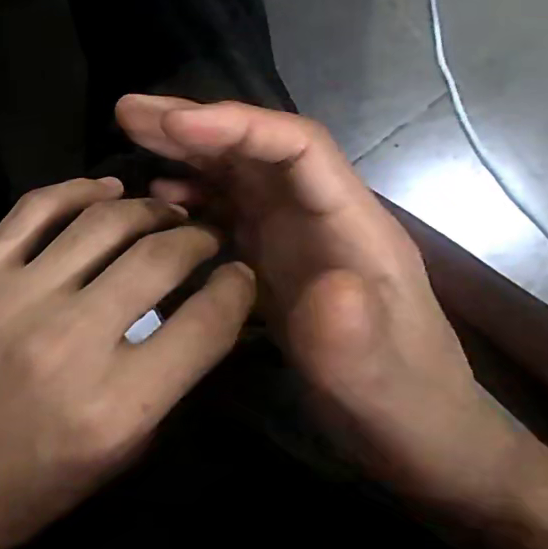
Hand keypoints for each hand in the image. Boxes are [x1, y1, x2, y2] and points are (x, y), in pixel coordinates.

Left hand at [0, 176, 255, 548]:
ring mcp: (13, 299)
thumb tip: (201, 306)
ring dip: (145, 209)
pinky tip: (104, 191)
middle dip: (196, 240)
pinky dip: (77, 191)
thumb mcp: (118, 453)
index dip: (236, 290)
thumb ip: (166, 379)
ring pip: (100, 223)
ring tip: (162, 214)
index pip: (204, 325)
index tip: (239, 274)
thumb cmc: (31, 486)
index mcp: (114, 407)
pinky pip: (34, 209)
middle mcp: (67, 342)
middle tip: (204, 237)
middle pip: (157, 259)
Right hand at [116, 95, 519, 510]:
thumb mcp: (379, 379)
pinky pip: (225, 207)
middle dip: (195, 123)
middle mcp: (317, 212)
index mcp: (350, 221)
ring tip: (131, 135)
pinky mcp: (274, 256)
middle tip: (130, 111)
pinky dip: (190, 193)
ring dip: (185, 149)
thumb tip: (326, 284)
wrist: (417, 437)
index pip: (296, 146)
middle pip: (255, 145)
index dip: (236, 124)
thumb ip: (354, 335)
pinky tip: (157, 197)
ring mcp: (294, 232)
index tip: (174, 125)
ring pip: (236, 171)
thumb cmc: (405, 404)